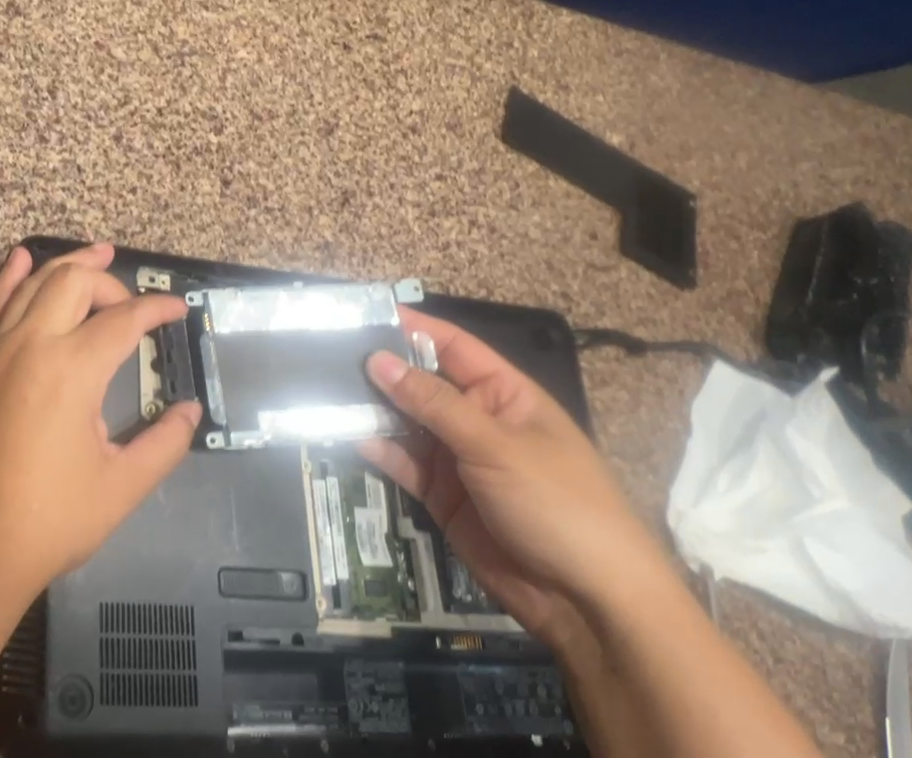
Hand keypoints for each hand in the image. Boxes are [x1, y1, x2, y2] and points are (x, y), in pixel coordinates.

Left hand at [0, 243, 201, 604]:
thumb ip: (164, 443)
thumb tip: (190, 411)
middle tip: (136, 304)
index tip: (179, 310)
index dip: (157, 308)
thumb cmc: (49, 520)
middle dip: (110, 281)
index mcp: (72, 370)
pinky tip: (21, 259)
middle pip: (74, 282)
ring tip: (97, 255)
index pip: (123, 318)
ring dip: (67, 264)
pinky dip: (10, 277)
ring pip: (32, 283)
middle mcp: (31, 345)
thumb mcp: (122, 486)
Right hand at [359, 309, 677, 656]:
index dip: (414, 328)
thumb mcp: (494, 445)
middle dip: (382, 369)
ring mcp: (458, 459)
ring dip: (372, 409)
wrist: (585, 598)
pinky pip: (402, 462)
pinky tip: (349, 434)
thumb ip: (432, 403)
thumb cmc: (556, 503)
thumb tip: (377, 360)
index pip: (454, 347)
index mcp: (505, 396)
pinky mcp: (441, 495)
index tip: (365, 313)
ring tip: (326, 389)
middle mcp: (478, 420)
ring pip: (405, 423)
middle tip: (328, 352)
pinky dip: (377, 449)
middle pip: (422, 384)